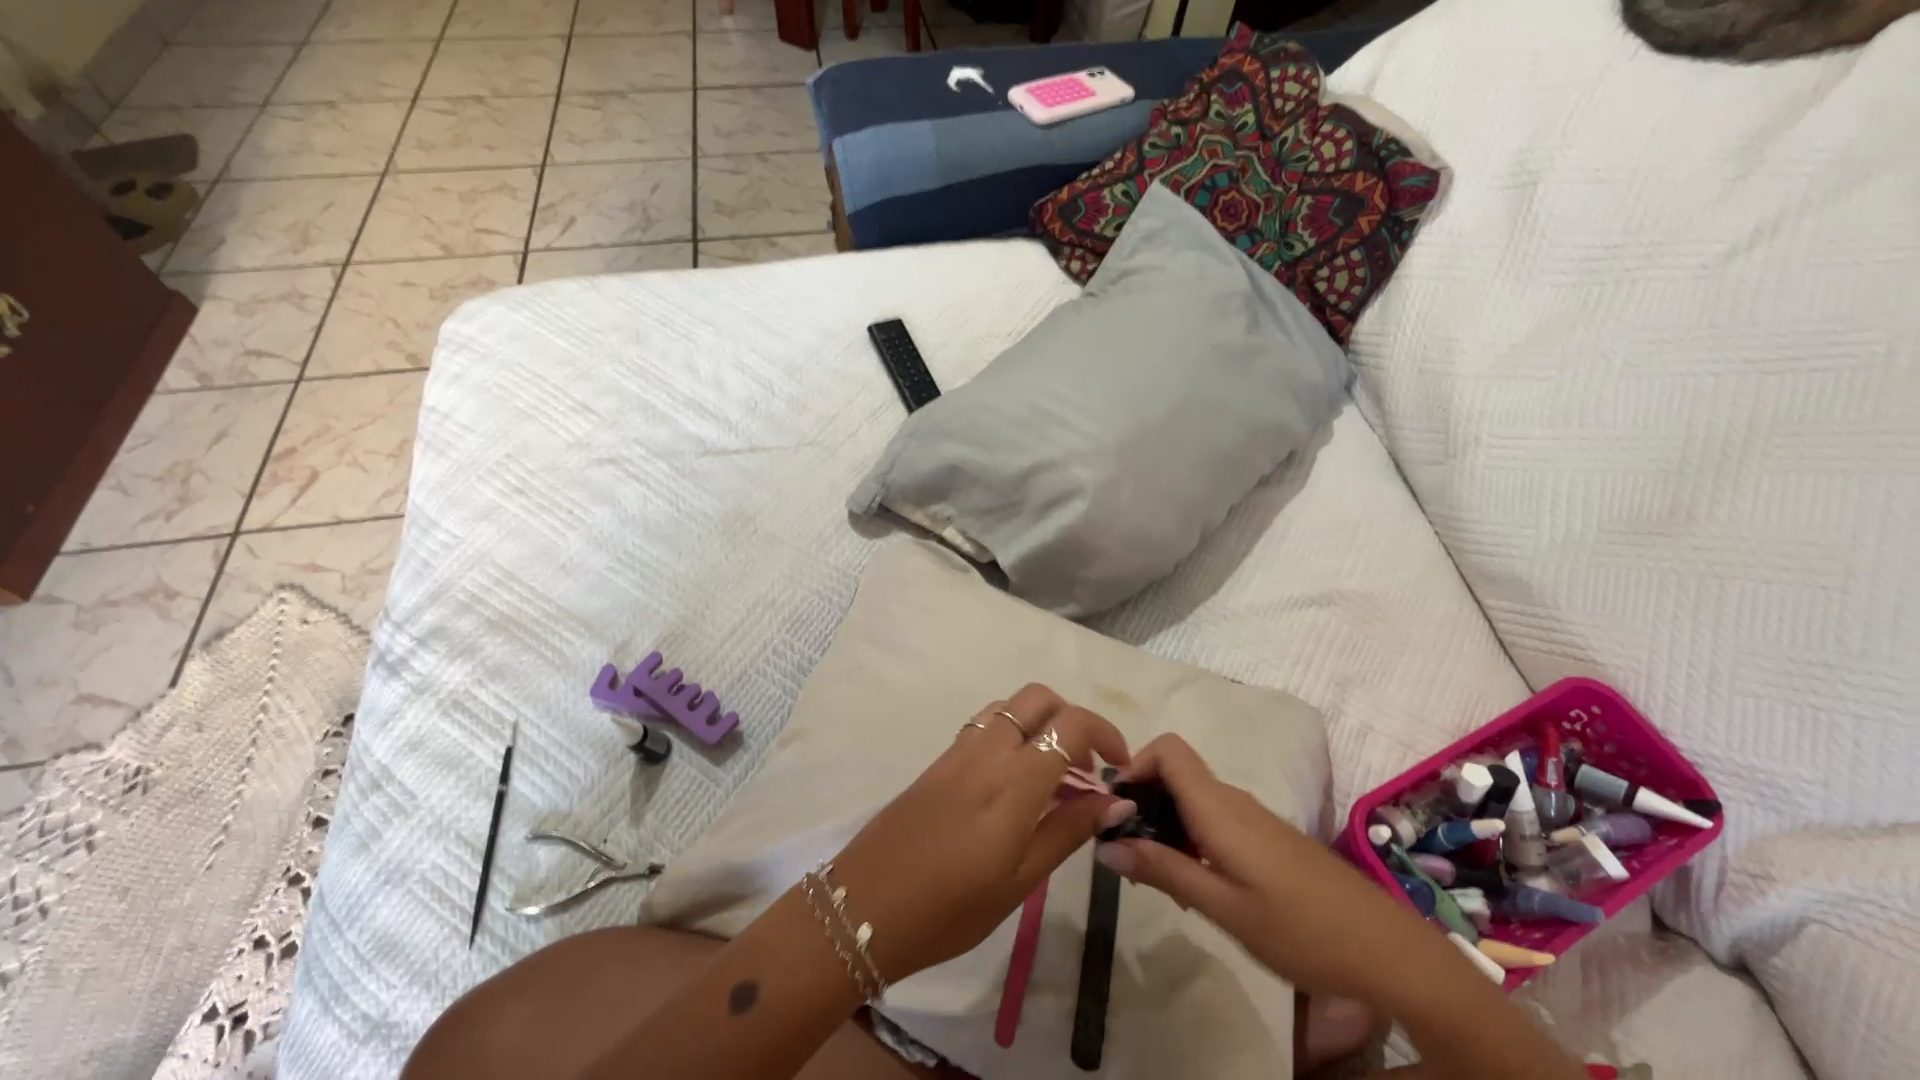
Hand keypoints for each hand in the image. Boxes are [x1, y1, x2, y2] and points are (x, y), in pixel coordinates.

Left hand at [827, 684, 1134, 983]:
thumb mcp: (1019, 881)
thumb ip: (1068, 831)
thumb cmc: (949, 909)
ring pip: (1009, 707)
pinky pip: (984, 726)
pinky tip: (1015, 783)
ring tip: (1055, 777)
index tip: (1119, 770)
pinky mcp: (937, 763)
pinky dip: (1012, 735)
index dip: (1106, 735)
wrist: (864, 908)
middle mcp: (986, 751)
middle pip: (1039, 698)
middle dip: (1073, 719)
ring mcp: (957, 752)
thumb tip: (1116, 801)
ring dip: (1041, 724)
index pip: (1071, 724)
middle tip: (1087, 769)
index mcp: (1014, 781)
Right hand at [1093, 734, 1443, 1002]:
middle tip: (1129, 859)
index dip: (1135, 766)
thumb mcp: (1224, 908)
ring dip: (1166, 828)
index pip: (1169, 750)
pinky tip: (1199, 888)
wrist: (1387, 952)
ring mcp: (1256, 820)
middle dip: (1143, 806)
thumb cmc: (1301, 931)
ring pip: (1194, 801)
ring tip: (1160, 881)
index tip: (1117, 811)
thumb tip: (1106, 846)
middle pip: (1176, 775)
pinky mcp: (1269, 839)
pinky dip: (1192, 841)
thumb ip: (1164, 872)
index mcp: (1221, 810)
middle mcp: (1236, 802)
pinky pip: (1216, 821)